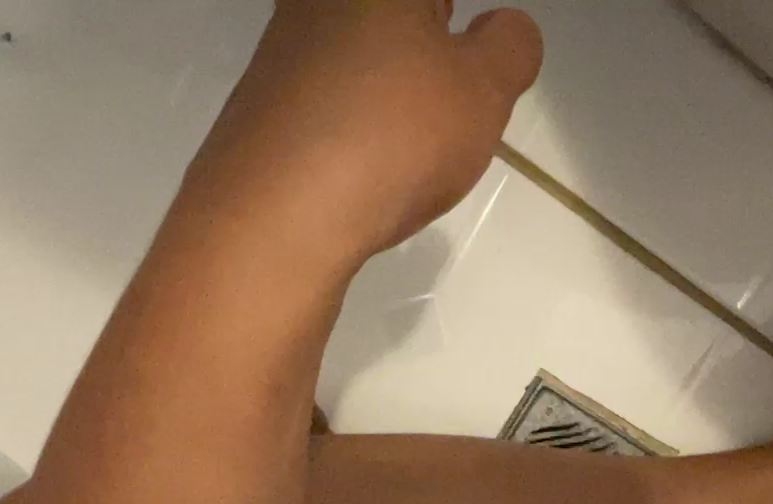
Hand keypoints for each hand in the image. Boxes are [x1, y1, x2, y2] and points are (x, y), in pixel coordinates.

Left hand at [185, 0, 542, 265]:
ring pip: (350, 46)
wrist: (280, 213)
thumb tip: (503, 32)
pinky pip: (325, 95)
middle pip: (385, 14)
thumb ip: (509, 49)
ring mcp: (281, 50)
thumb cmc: (395, 133)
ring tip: (417, 124)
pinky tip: (370, 159)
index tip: (481, 50)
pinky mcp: (263, 108)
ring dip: (388, 73)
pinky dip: (356, 116)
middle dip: (425, 33)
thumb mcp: (483, 90)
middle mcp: (319, 2)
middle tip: (451, 65)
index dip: (469, 32)